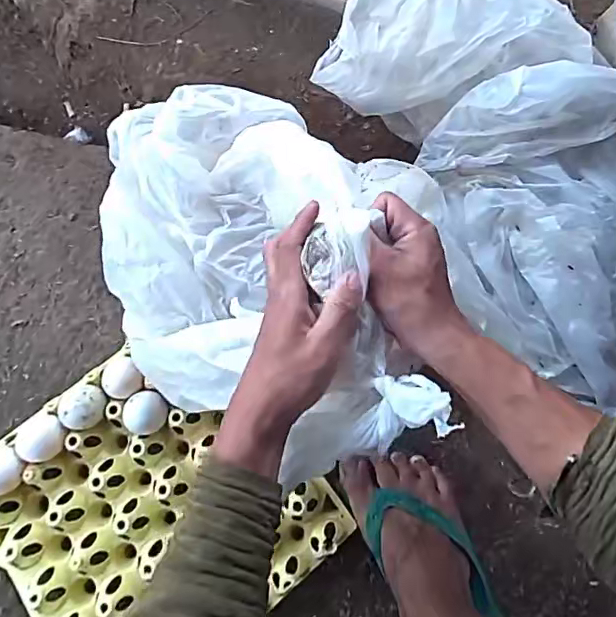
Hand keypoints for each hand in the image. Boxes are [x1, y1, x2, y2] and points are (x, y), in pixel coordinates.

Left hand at [215, 202, 362, 479]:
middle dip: (295, 233)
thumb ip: (341, 308)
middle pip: (277, 254)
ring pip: (282, 271)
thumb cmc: (292, 378)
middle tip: (320, 225)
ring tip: (328, 250)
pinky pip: (289, 288)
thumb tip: (355, 272)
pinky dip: (303, 274)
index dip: (301, 224)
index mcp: (287, 296)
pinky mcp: (279, 327)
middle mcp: (278, 298)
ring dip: (299, 252)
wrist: (261, 410)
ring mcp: (276, 313)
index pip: (289, 248)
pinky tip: (324, 287)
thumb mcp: (326, 345)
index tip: (315, 206)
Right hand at [367, 192, 471, 363]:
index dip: (366, 218)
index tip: (359, 243)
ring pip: (381, 242)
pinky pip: (387, 258)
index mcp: (417, 228)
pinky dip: (377, 268)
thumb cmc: (409, 302)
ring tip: (366, 275)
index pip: (384, 202)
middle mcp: (419, 236)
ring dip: (369, 256)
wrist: (433, 337)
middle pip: (381, 222)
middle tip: (360, 262)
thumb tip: (345, 223)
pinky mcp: (411, 270)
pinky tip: (372, 284)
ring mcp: (416, 253)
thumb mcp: (380, 266)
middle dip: (365, 239)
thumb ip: (361, 239)